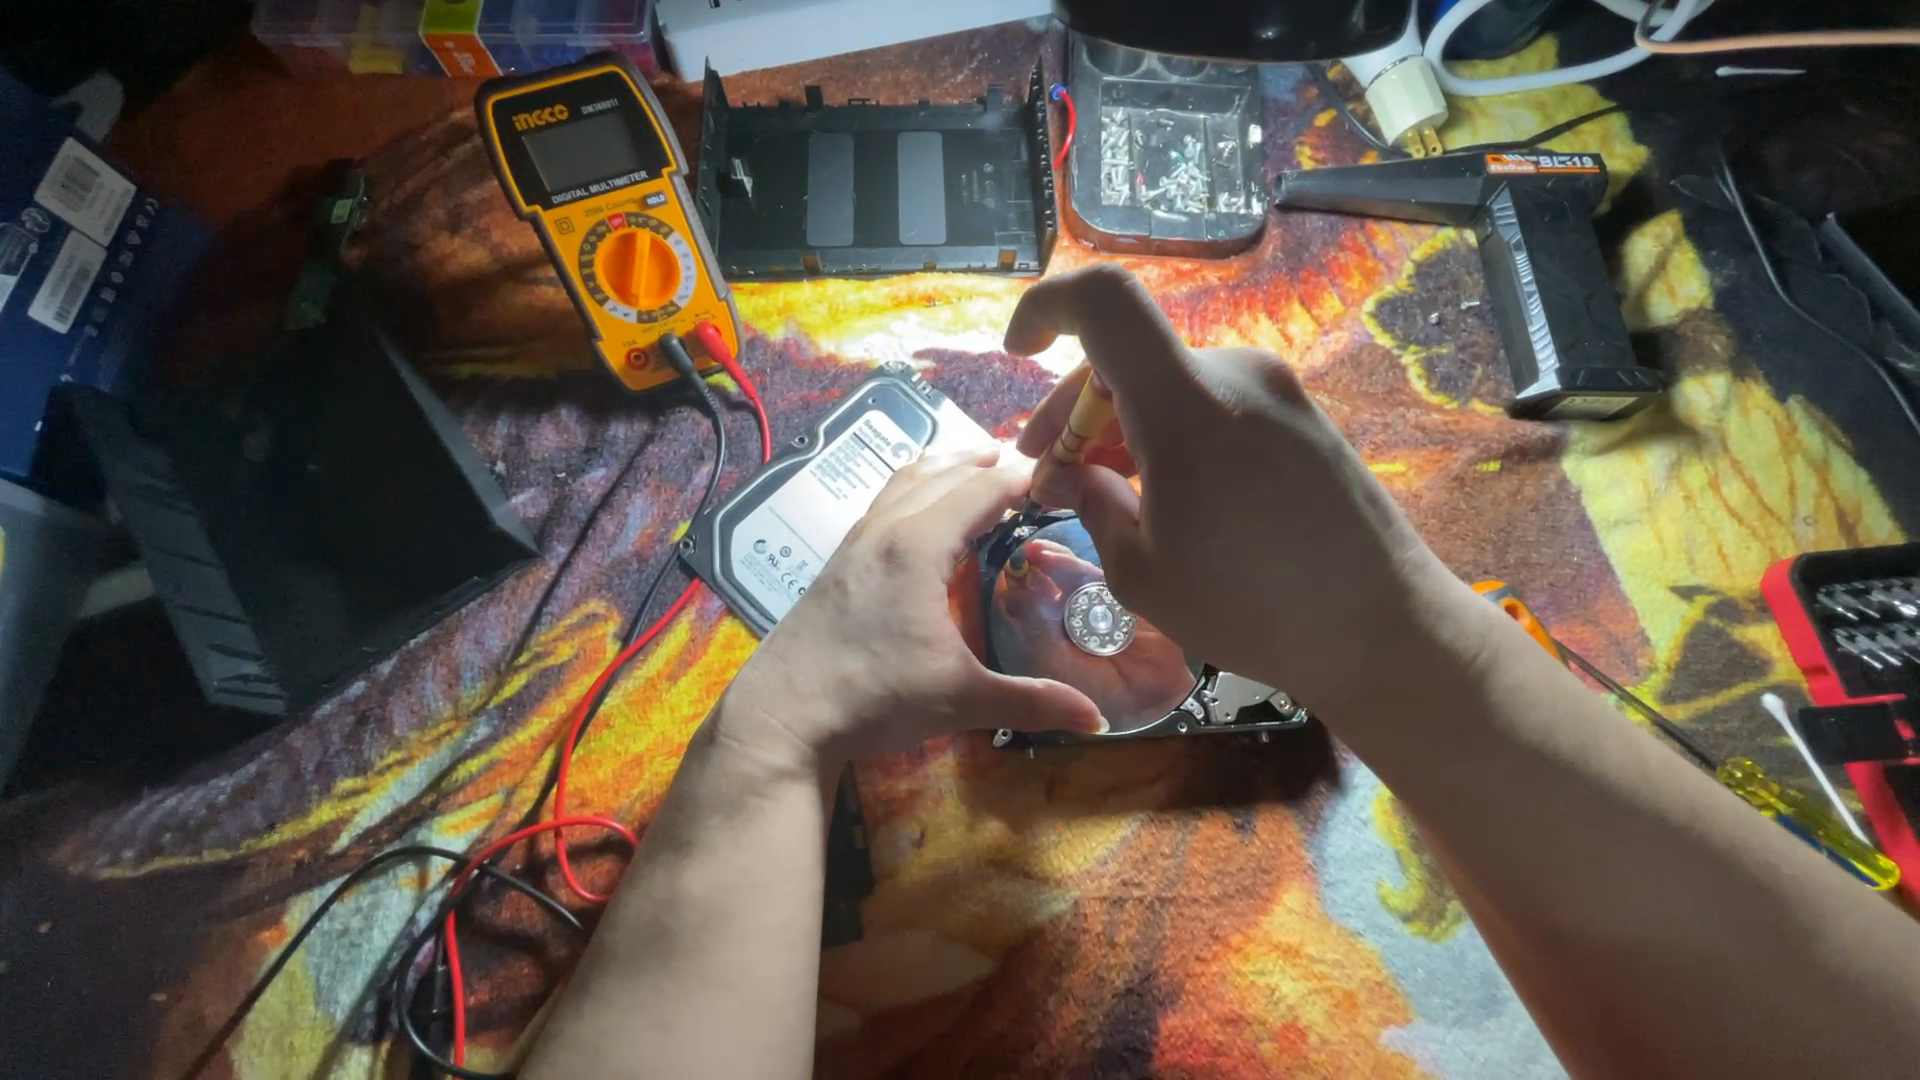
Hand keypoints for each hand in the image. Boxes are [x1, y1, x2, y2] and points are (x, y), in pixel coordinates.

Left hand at [718, 447, 1106, 773]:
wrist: (783, 716)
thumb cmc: (875, 698)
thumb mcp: (961, 700)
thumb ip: (1032, 701)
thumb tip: (1098, 721)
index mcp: (920, 545)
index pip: (982, 490)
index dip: (1023, 477)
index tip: (1060, 474)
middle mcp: (886, 528)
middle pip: (944, 473)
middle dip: (988, 464)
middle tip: (1029, 467)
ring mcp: (856, 540)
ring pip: (907, 480)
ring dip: (946, 467)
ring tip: (976, 464)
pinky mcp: (839, 559)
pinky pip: (885, 501)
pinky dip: (916, 488)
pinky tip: (923, 512)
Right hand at [1008, 265, 1473, 713]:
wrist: (1383, 630)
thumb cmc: (1251, 609)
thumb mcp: (1141, 573)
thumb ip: (1093, 505)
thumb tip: (1068, 474)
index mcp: (1188, 406)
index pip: (1105, 302)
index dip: (1047, 305)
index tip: (1018, 351)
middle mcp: (1233, 375)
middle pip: (1125, 357)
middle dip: (1072, 411)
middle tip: (1047, 472)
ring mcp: (1272, 391)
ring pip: (1163, 383)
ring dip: (1117, 426)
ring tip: (1096, 486)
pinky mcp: (1295, 414)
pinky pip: (1205, 401)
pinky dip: (1162, 431)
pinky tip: (1156, 486)